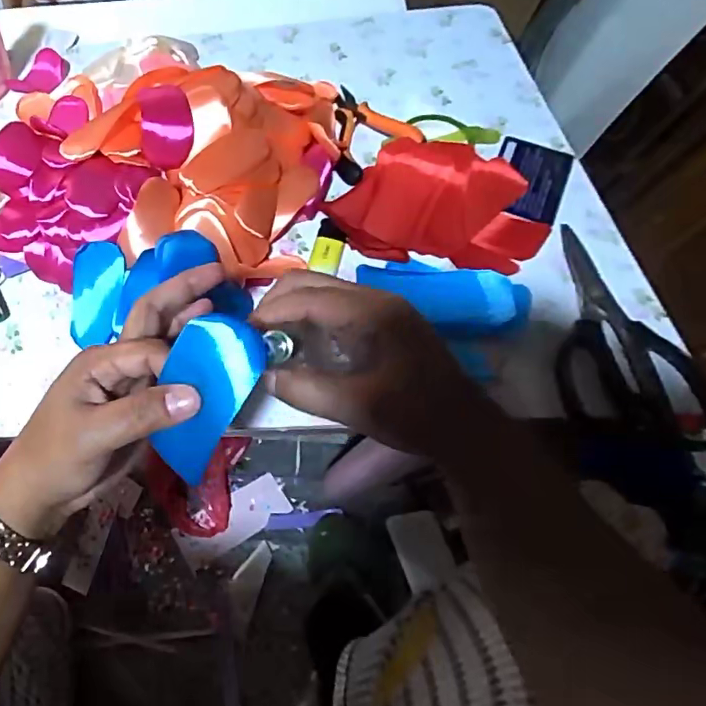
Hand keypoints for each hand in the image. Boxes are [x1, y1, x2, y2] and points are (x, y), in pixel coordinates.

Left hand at [0, 264, 221, 537]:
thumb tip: (196, 394)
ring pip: (165, 340)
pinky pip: (171, 374)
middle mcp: (117, 360)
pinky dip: (193, 359)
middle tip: (220, 271)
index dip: (176, 361)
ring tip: (222, 300)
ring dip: (191, 318)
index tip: (196, 390)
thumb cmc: (56, 457)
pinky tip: (213, 352)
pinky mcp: (141, 402)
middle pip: (153, 316)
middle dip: (184, 290)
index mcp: (99, 359)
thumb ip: (144, 412)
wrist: (41, 493)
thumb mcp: (95, 434)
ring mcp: (130, 380)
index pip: (149, 347)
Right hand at [250, 272, 509, 457]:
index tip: (243, 333)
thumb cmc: (412, 414)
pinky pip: (337, 303)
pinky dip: (311, 314)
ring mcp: (382, 304)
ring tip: (272, 337)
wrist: (463, 424)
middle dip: (276, 302)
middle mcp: (374, 297)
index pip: (306, 296)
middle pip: (311, 281)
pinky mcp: (385, 316)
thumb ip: (306, 389)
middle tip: (254, 334)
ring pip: (323, 289)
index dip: (269, 312)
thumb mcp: (355, 407)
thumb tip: (266, 374)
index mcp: (369, 311)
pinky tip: (302, 340)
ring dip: (293, 306)